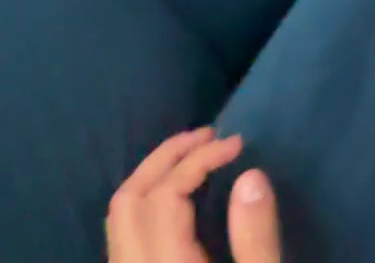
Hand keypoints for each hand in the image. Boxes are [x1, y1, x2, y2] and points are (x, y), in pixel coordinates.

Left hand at [107, 128, 281, 262]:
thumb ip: (256, 239)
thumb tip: (251, 176)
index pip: (166, 195)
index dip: (199, 159)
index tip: (237, 145)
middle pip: (129, 200)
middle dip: (168, 157)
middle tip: (209, 136)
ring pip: (119, 217)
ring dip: (153, 175)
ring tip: (195, 156)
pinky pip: (124, 233)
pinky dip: (147, 199)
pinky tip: (180, 195)